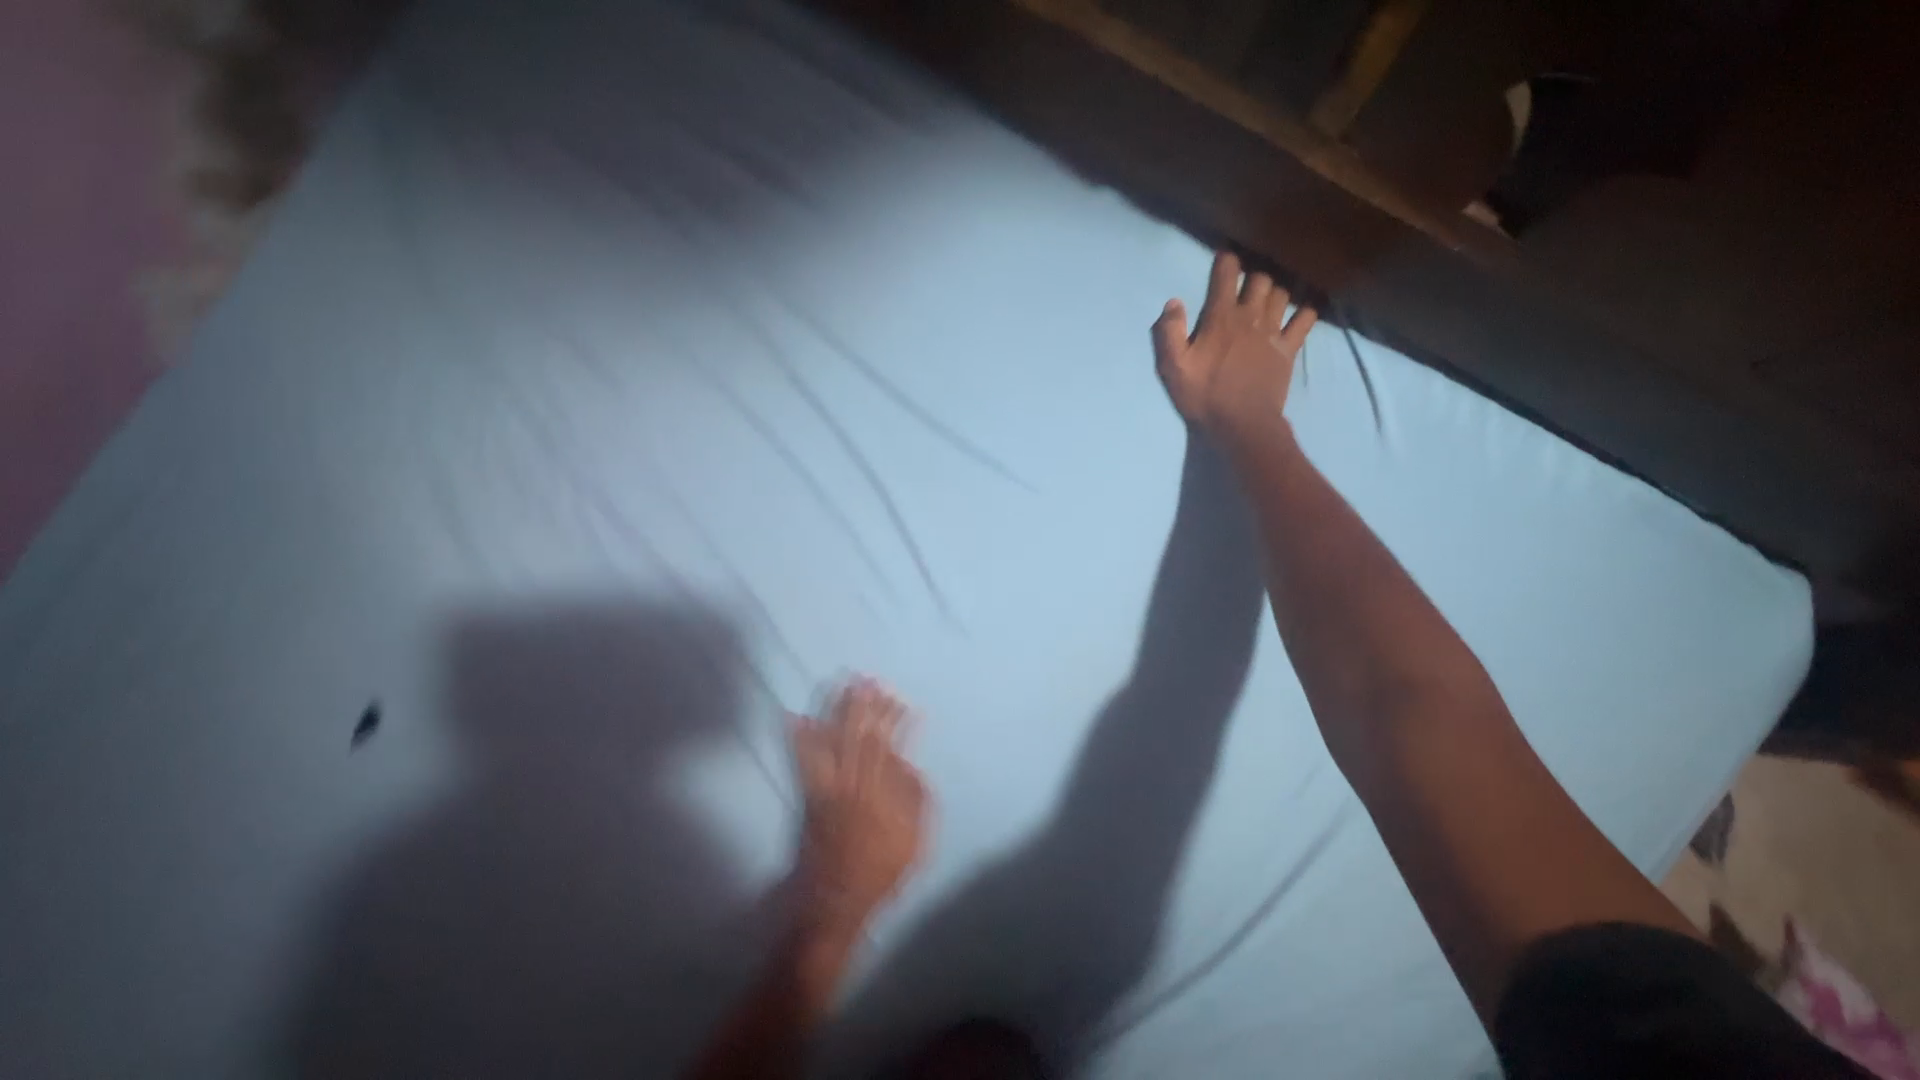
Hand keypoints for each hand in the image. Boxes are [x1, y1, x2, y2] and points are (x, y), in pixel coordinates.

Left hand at [789, 677, 929, 932]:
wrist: (835, 899)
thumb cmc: (881, 871)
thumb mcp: (916, 839)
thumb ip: (916, 797)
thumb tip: (908, 761)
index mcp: (882, 793)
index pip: (887, 745)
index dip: (891, 720)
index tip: (898, 699)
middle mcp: (853, 784)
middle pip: (857, 735)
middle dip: (863, 704)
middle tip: (866, 678)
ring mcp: (826, 788)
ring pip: (831, 740)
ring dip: (834, 709)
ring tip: (839, 683)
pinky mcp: (808, 796)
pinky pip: (802, 761)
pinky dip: (799, 738)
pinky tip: (795, 716)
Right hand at [1152, 251, 1318, 436]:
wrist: (1241, 424)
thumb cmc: (1203, 396)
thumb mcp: (1173, 367)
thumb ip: (1169, 332)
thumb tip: (1173, 302)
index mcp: (1220, 318)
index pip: (1226, 276)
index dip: (1226, 261)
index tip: (1225, 255)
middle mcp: (1250, 317)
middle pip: (1260, 279)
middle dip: (1254, 273)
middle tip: (1247, 276)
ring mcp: (1273, 332)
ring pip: (1281, 294)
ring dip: (1276, 288)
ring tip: (1272, 289)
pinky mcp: (1289, 348)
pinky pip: (1305, 320)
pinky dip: (1307, 309)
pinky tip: (1306, 307)